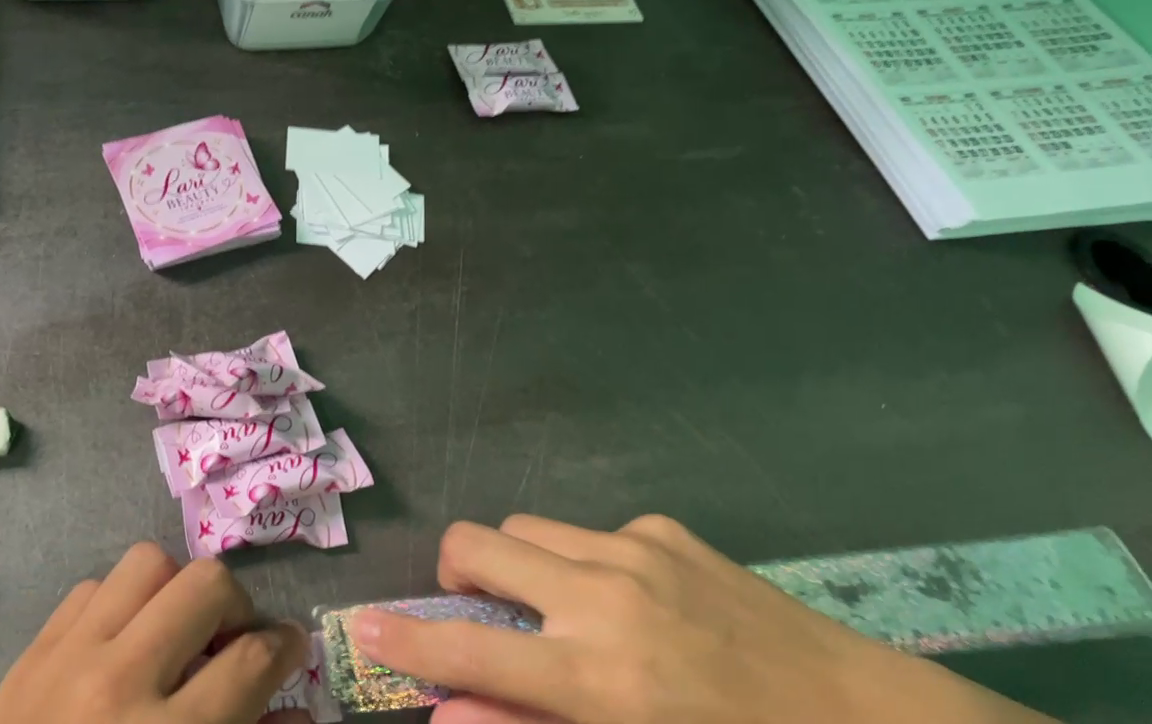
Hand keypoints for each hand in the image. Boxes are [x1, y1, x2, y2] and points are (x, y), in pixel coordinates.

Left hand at [0, 541, 310, 723]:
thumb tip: (299, 709)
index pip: (251, 659)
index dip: (286, 646)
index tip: (290, 645)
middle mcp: (120, 682)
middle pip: (204, 585)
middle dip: (235, 606)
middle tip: (232, 639)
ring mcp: (70, 656)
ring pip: (146, 563)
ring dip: (175, 591)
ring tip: (177, 630)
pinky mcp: (34, 650)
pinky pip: (93, 586)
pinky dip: (121, 606)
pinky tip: (124, 643)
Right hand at [352, 514, 1056, 723]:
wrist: (867, 719)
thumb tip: (448, 713)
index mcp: (599, 676)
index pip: (470, 650)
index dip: (407, 644)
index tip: (364, 630)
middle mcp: (604, 595)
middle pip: (476, 543)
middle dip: (455, 572)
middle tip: (478, 607)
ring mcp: (634, 549)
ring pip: (524, 527)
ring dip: (519, 564)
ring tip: (559, 606)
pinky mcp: (663, 529)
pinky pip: (589, 532)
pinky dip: (583, 562)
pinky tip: (636, 602)